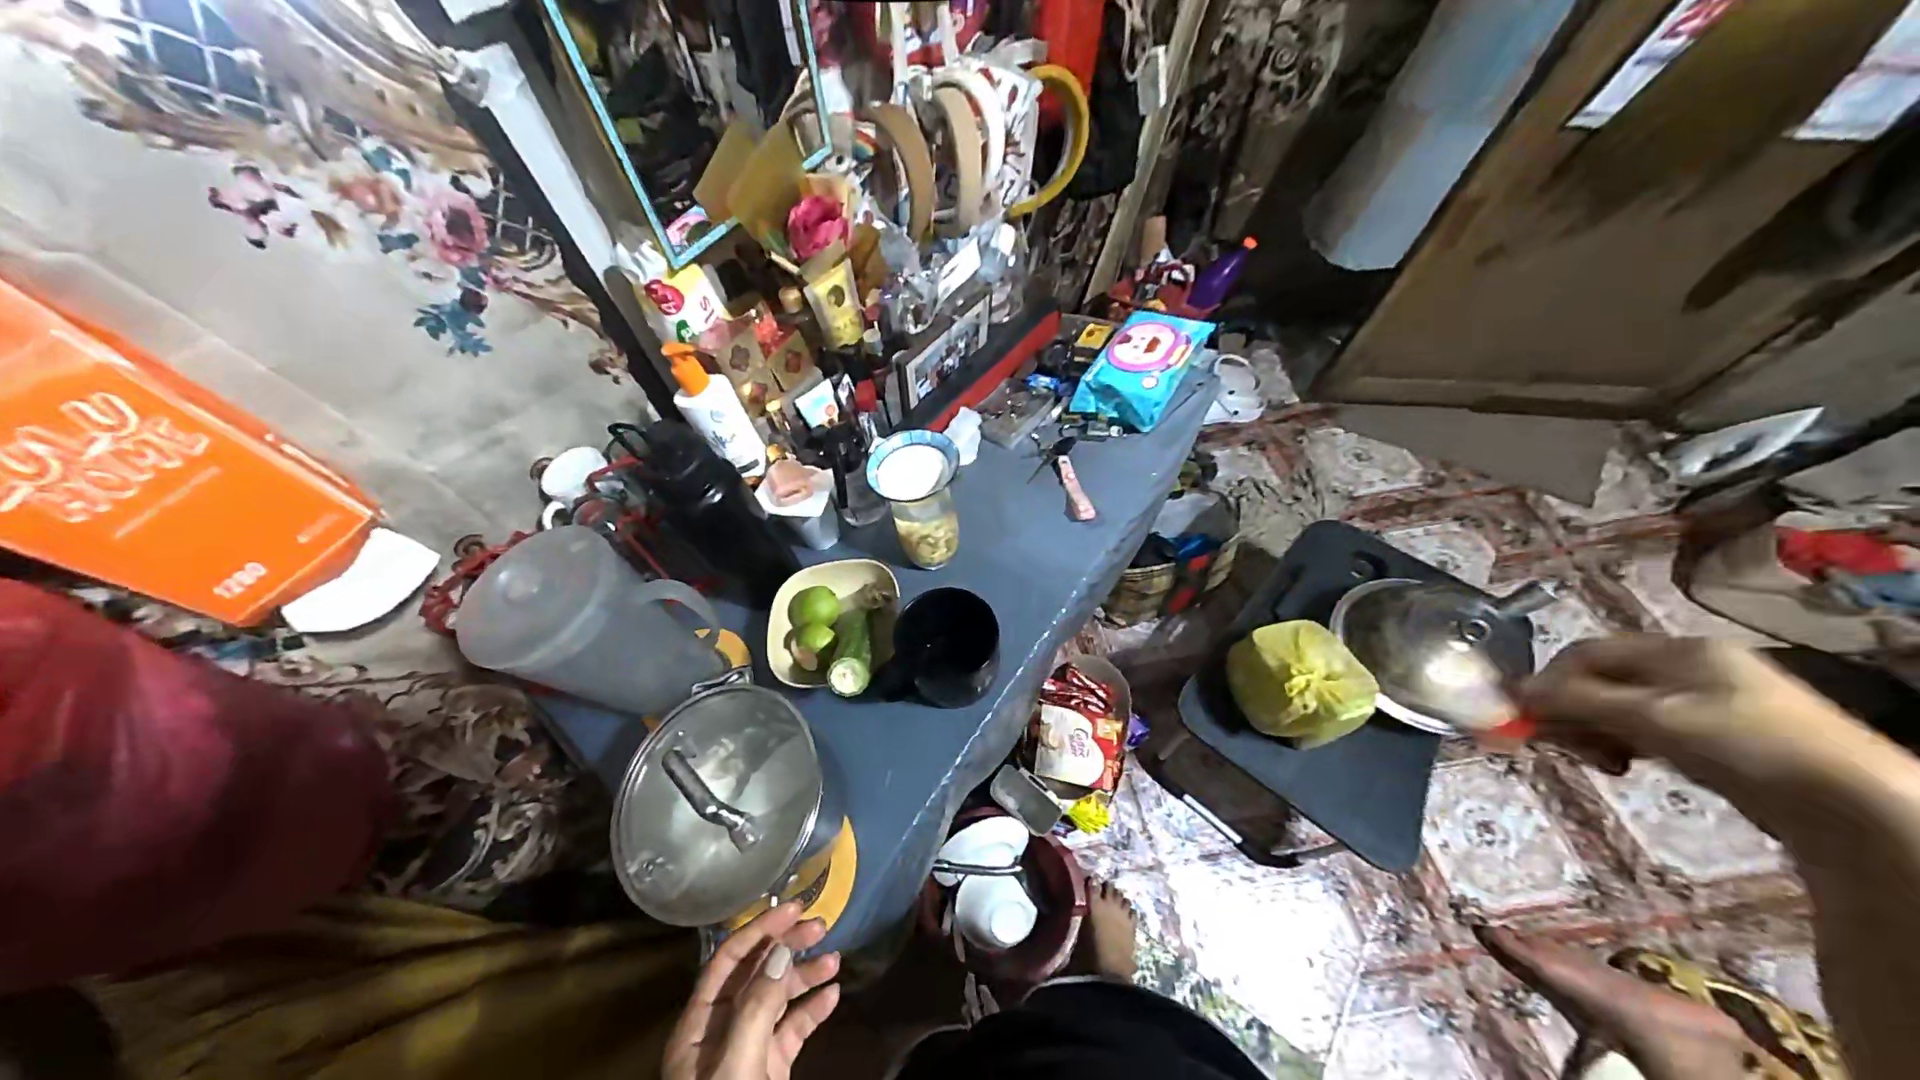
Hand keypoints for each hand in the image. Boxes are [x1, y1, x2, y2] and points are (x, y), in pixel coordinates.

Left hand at [663, 902, 841, 1079]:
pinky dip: (811, 1008)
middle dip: (786, 946)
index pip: (727, 962)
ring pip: (776, 998)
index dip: (759, 931)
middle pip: (754, 974)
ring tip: (835, 959)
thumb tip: (780, 952)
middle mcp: (720, 1033)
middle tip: (821, 925)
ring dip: (804, 974)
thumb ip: (756, 1008)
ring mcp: (745, 1051)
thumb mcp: (736, 1068)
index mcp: (698, 1028)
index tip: (794, 909)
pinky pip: (791, 1029)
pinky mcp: (768, 1070)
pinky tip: (831, 994)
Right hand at [1518, 635, 1875, 803]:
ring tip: (1599, 761)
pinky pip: (1648, 730)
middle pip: (1602, 681)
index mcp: (1678, 650)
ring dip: (1596, 732)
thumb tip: (1514, 692)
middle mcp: (1689, 668)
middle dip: (1573, 711)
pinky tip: (1627, 765)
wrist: (1856, 807)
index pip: (1587, 653)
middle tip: (1559, 744)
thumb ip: (1579, 700)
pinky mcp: (1717, 737)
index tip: (1526, 714)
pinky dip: (1626, 744)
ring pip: (1621, 708)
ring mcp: (1707, 702)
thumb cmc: (1747, 745)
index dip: (1550, 680)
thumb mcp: (1652, 718)